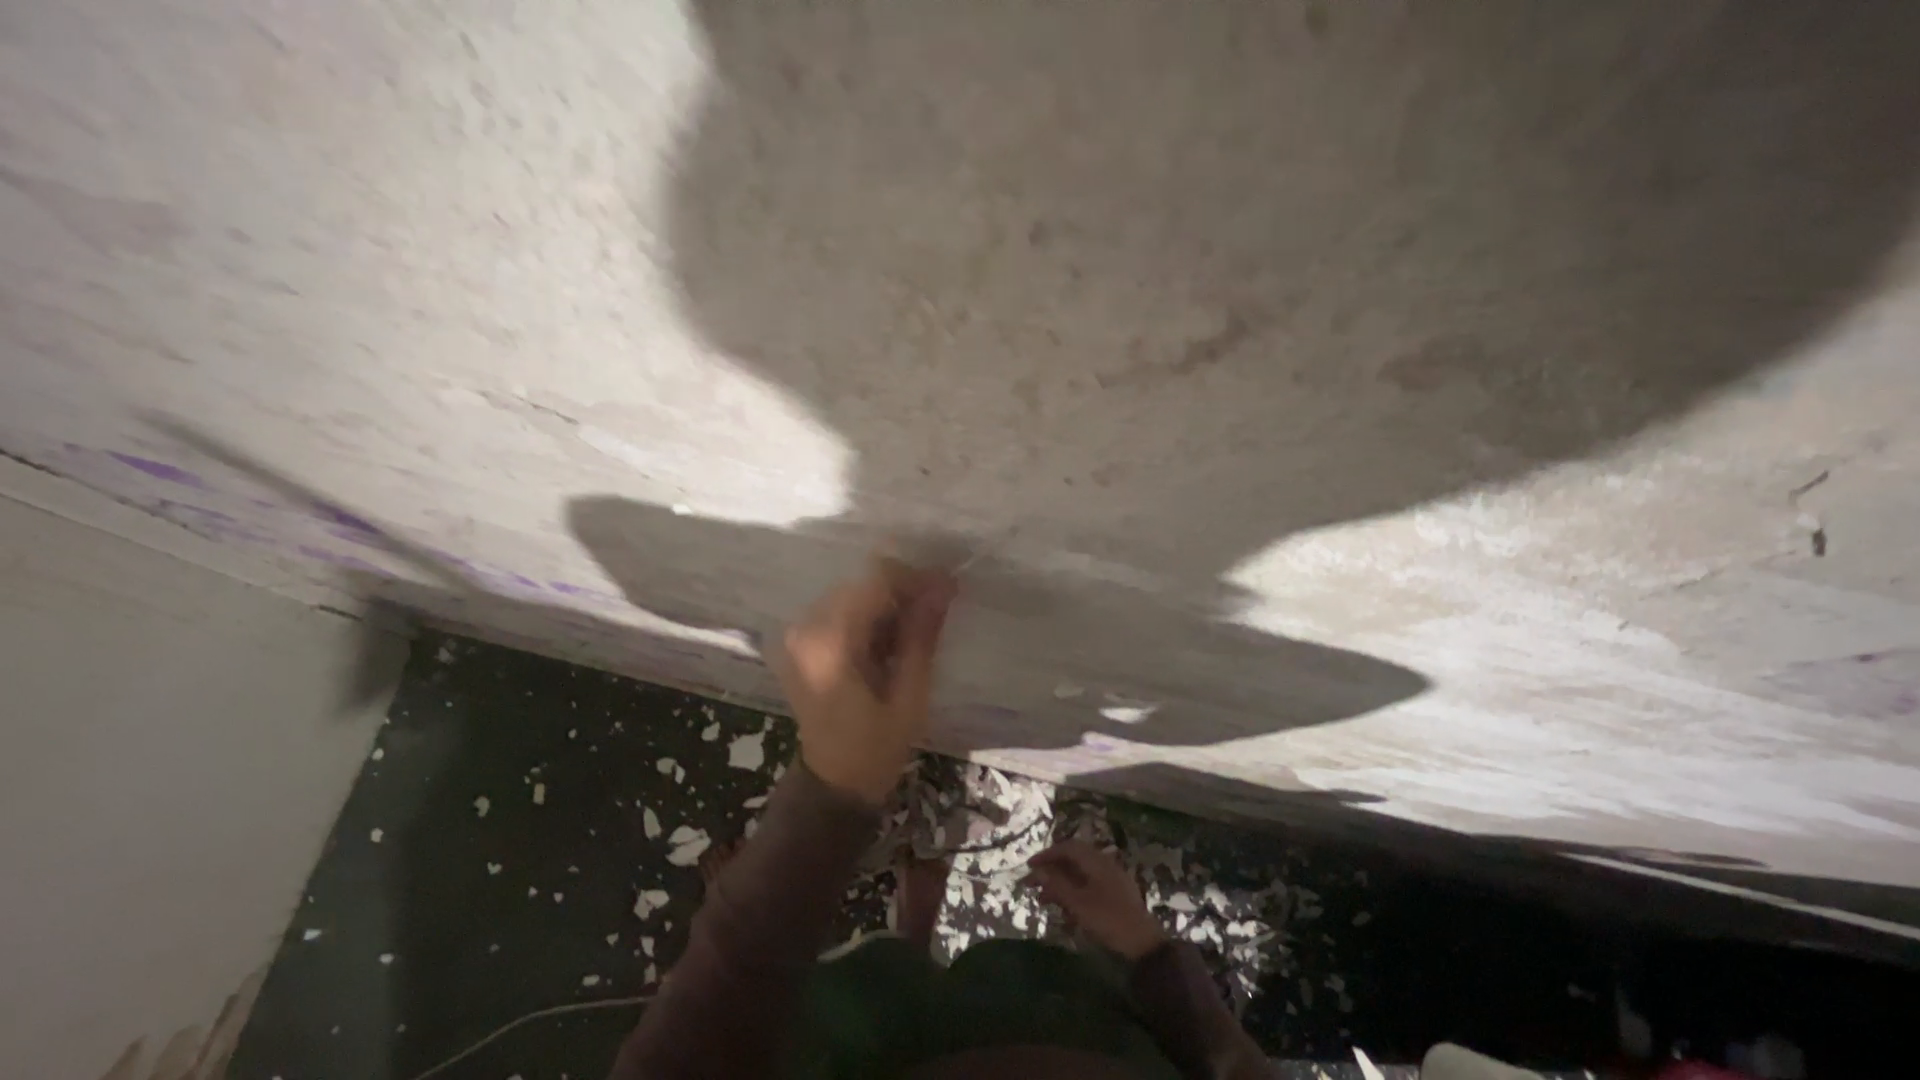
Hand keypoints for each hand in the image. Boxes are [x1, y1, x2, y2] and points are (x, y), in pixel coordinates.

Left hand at [775, 557, 956, 804]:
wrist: (833, 786)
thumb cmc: (874, 750)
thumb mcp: (909, 697)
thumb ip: (921, 636)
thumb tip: (943, 586)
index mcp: (829, 644)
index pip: (874, 583)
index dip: (914, 578)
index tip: (948, 587)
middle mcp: (805, 629)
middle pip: (861, 584)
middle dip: (902, 589)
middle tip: (939, 606)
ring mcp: (797, 635)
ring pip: (852, 594)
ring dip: (887, 603)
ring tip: (919, 627)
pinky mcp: (800, 644)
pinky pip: (839, 612)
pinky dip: (869, 617)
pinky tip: (892, 640)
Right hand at [1026, 841, 1169, 959]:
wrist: (1143, 943)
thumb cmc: (1108, 919)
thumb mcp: (1078, 903)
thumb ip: (1057, 885)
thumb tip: (1038, 870)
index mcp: (1096, 861)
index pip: (1068, 848)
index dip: (1047, 854)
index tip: (1029, 866)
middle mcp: (1104, 864)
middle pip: (1073, 860)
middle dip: (1051, 870)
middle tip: (1032, 883)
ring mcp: (1111, 879)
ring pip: (1080, 874)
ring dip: (1060, 884)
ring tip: (1042, 900)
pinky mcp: (1115, 894)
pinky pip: (1088, 886)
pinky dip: (1073, 893)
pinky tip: (1064, 910)